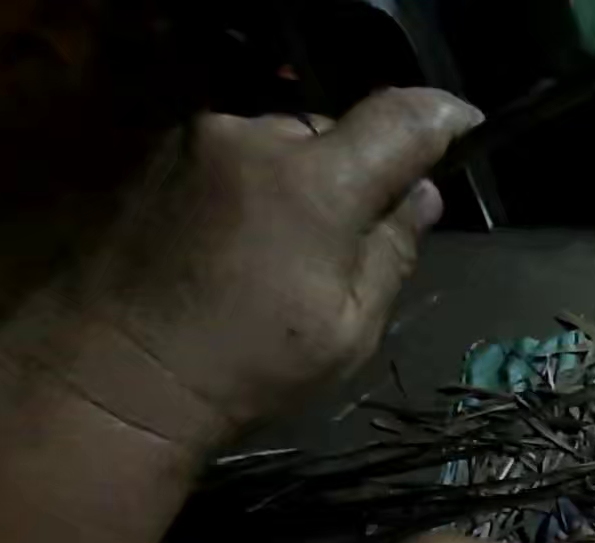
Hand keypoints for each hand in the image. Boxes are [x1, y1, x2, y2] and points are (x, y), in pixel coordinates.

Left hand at [33, 89, 481, 449]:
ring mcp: (202, 138)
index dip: (444, 117)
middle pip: (343, 133)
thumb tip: (424, 194)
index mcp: (315, 185)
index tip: (471, 124)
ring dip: (322, 182)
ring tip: (312, 252)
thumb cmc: (259, 364)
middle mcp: (256, 137)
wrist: (123, 371)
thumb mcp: (354, 325)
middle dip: (372, 175)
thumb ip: (393, 250)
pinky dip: (279, 185)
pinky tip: (266, 244)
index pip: (399, 120)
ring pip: (295, 144)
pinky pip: (252, 155)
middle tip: (375, 239)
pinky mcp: (168, 153)